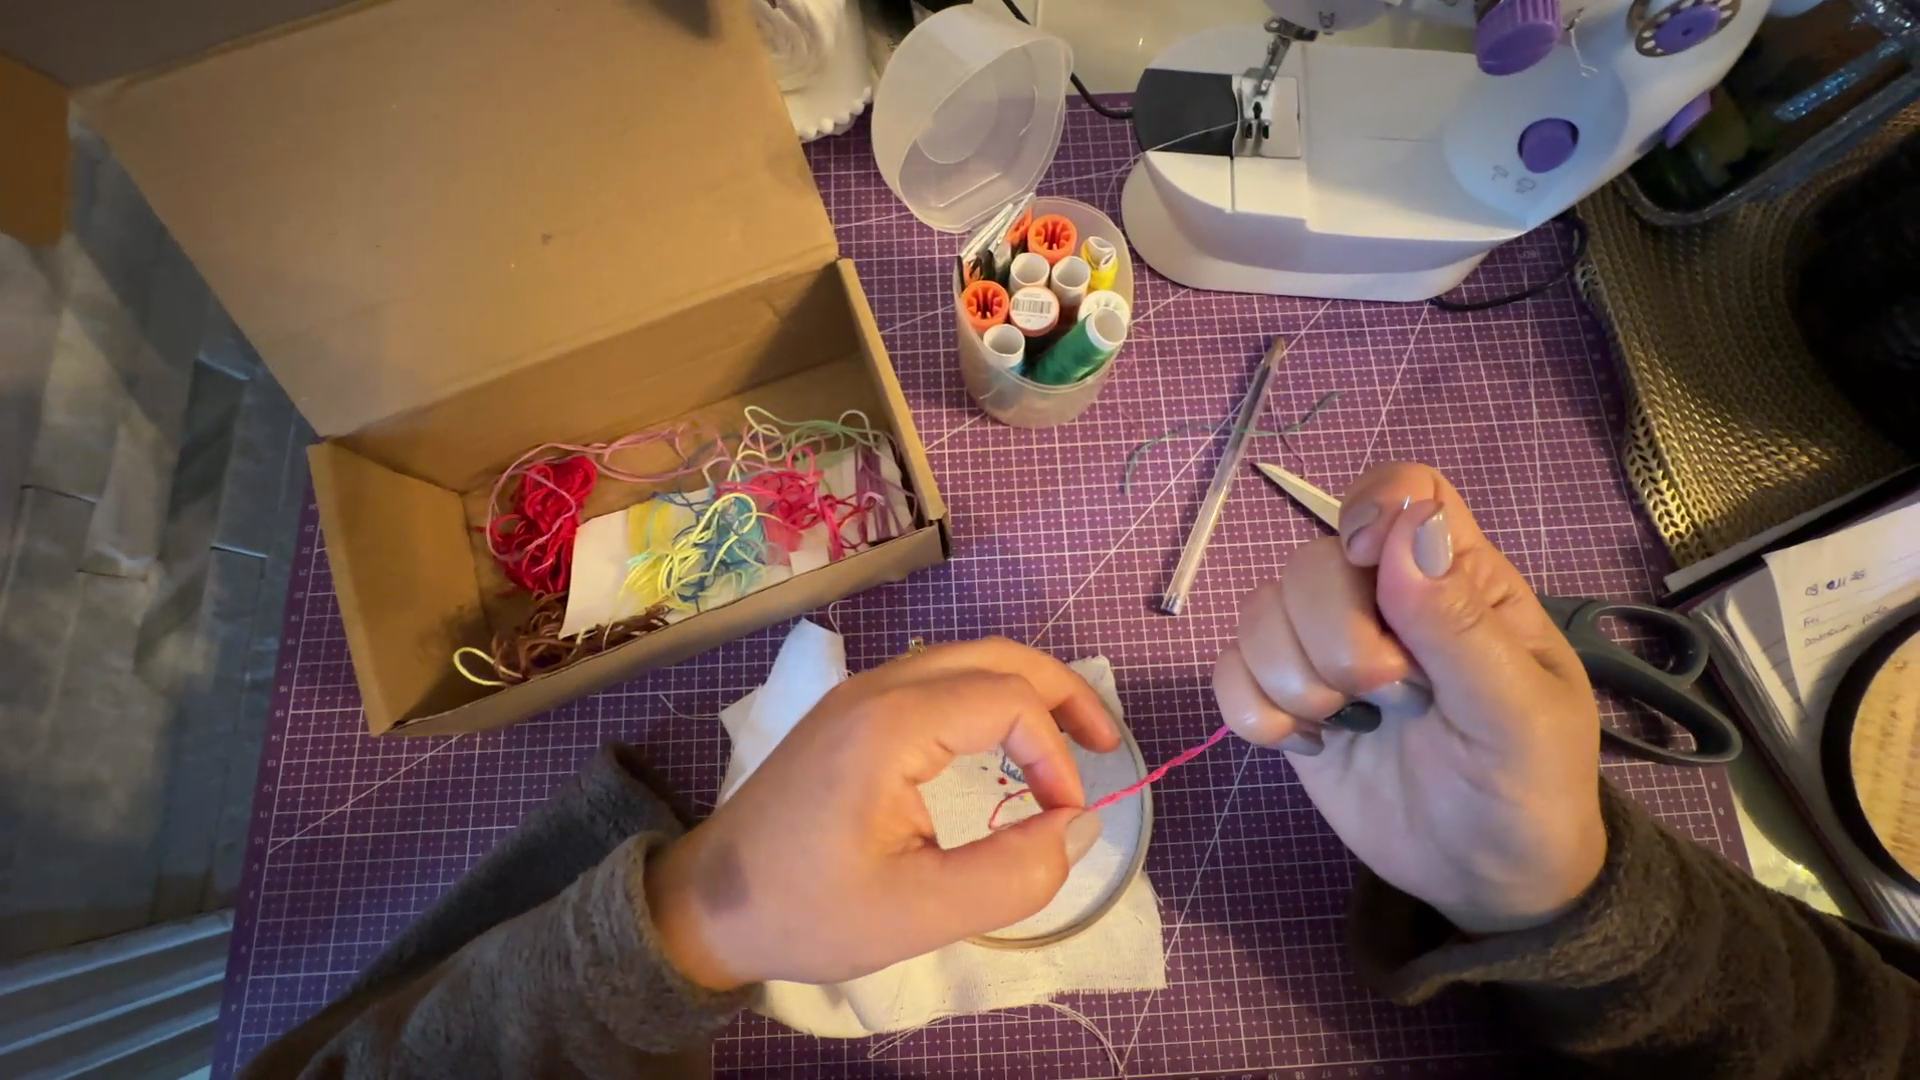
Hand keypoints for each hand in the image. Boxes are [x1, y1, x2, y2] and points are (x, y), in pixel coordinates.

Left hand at [645, 638, 1119, 988]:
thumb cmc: (807, 909)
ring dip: (1025, 689)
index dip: (1055, 752)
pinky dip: (987, 698)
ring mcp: (862, 691)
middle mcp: (880, 685)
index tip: (1065, 817)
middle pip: (994, 655)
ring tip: (1069, 737)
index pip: (1007, 699)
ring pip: (966, 659)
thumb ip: (1013, 873)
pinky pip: (938, 680)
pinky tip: (1002, 738)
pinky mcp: (853, 710)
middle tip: (1107, 740)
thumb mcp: (919, 913)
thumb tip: (1078, 824)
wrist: (707, 904)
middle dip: (1060, 690)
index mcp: (892, 721)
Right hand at [1212, 463, 1605, 933]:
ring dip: (1293, 684)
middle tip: (1389, 698)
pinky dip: (1256, 715)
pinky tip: (1308, 743)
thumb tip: (1403, 528)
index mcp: (1454, 581)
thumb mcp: (1518, 717)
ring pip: (1255, 614)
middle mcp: (1376, 597)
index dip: (1373, 511)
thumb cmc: (1521, 790)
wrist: (1476, 876)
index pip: (1405, 491)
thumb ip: (1459, 625)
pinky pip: (1225, 671)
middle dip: (1333, 642)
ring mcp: (1317, 644)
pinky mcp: (1276, 691)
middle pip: (1308, 562)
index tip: (1368, 568)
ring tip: (1347, 726)